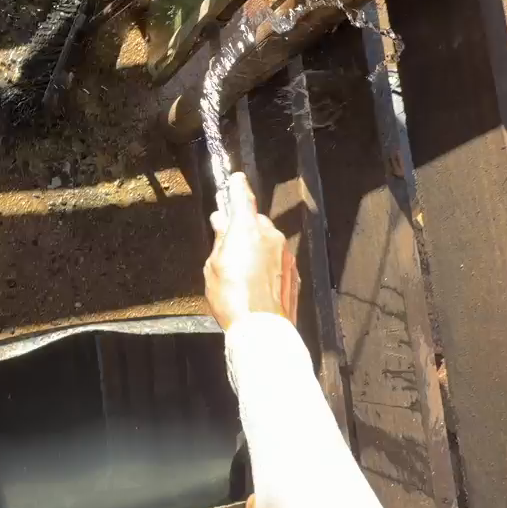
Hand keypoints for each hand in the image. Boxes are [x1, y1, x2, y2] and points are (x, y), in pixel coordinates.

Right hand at [203, 172, 297, 329]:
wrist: (262, 329)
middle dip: (242, 227)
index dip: (236, 186)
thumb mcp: (213, 266)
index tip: (235, 178)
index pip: (242, 196)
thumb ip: (220, 240)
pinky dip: (266, 263)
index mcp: (247, 228)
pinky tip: (254, 281)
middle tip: (227, 240)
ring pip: (267, 240)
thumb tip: (221, 222)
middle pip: (255, 221)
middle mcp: (270, 235)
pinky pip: (276, 259)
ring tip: (239, 269)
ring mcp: (285, 253)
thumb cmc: (233, 298)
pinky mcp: (293, 271)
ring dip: (255, 247)